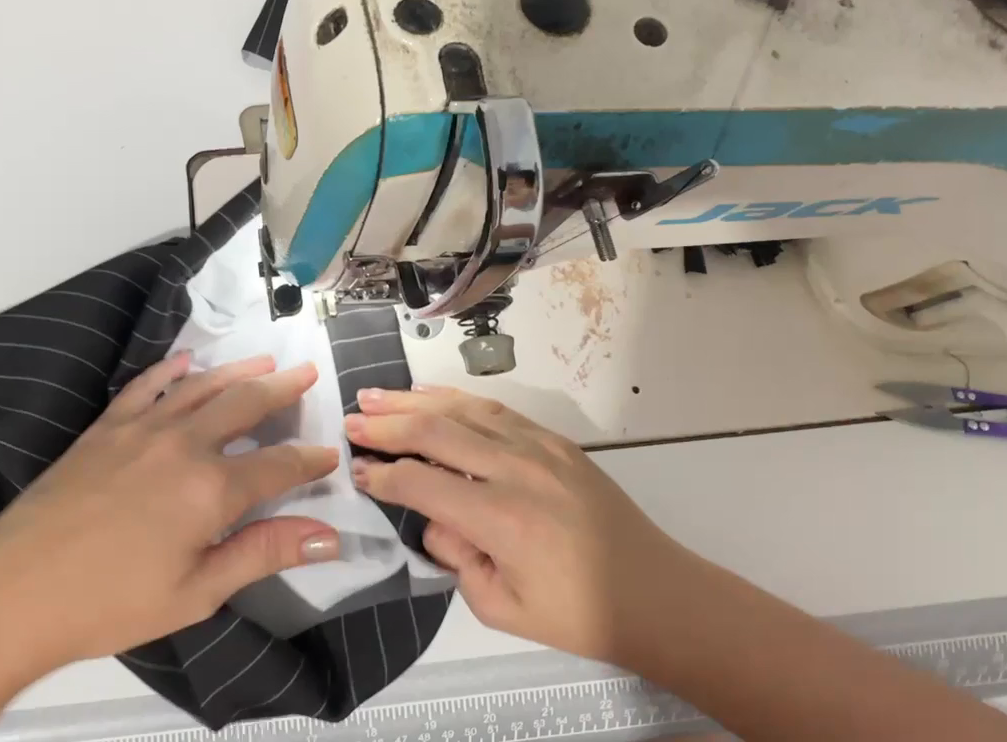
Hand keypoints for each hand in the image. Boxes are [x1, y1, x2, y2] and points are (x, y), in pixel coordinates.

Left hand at [0, 353, 340, 666]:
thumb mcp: (198, 592)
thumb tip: (328, 536)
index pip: (278, 466)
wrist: (18, 586)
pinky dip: (170, 370)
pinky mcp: (105, 426)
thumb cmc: (112, 601)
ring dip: (236, 371)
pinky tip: (185, 362)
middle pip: (244, 405)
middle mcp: (183, 444)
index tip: (330, 455)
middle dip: (282, 389)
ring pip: (201, 387)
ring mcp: (141, 428)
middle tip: (307, 371)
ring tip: (264, 361)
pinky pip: (146, 386)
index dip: (309, 460)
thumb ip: (263, 553)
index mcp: (211, 488)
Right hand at [344, 387, 693, 667]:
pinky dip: (454, 397)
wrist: (657, 594)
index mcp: (502, 519)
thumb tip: (434, 518)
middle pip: (435, 431)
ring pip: (461, 408)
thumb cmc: (577, 613)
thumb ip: (455, 558)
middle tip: (349, 420)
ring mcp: (537, 448)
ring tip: (373, 395)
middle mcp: (516, 471)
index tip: (355, 471)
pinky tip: (427, 393)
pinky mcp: (553, 440)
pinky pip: (494, 408)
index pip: (421, 483)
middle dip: (385, 425)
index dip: (382, 475)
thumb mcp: (502, 609)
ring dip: (411, 401)